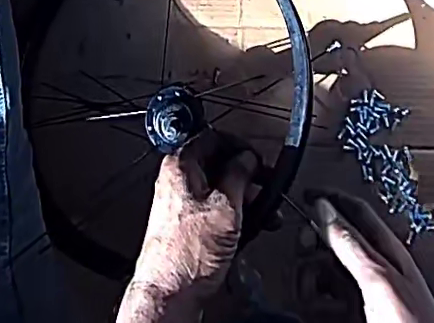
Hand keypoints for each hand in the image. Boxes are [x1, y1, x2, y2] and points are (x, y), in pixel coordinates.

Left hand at [115, 131, 258, 322]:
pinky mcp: (185, 226)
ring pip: (218, 190)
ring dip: (244, 199)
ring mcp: (180, 203)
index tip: (257, 158)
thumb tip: (247, 159)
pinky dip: (232, 215)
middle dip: (246, 177)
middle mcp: (177, 179)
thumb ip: (239, 175)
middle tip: (264, 186)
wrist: (169, 295)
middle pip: (217, 165)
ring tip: (264, 212)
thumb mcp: (226, 207)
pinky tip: (249, 227)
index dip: (240, 146)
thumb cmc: (186, 254)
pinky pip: (213, 210)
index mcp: (180, 164)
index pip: (214, 138)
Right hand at [310, 190, 433, 322]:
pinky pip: (324, 302)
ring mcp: (365, 298)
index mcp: (388, 252)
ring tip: (310, 288)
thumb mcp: (380, 281)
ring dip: (310, 275)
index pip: (356, 210)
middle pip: (335, 240)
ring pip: (325, 271)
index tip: (306, 195)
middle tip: (304, 247)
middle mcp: (376, 272)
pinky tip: (318, 311)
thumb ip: (352, 243)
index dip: (331, 198)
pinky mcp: (355, 319)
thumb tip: (325, 207)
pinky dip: (314, 302)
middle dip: (314, 242)